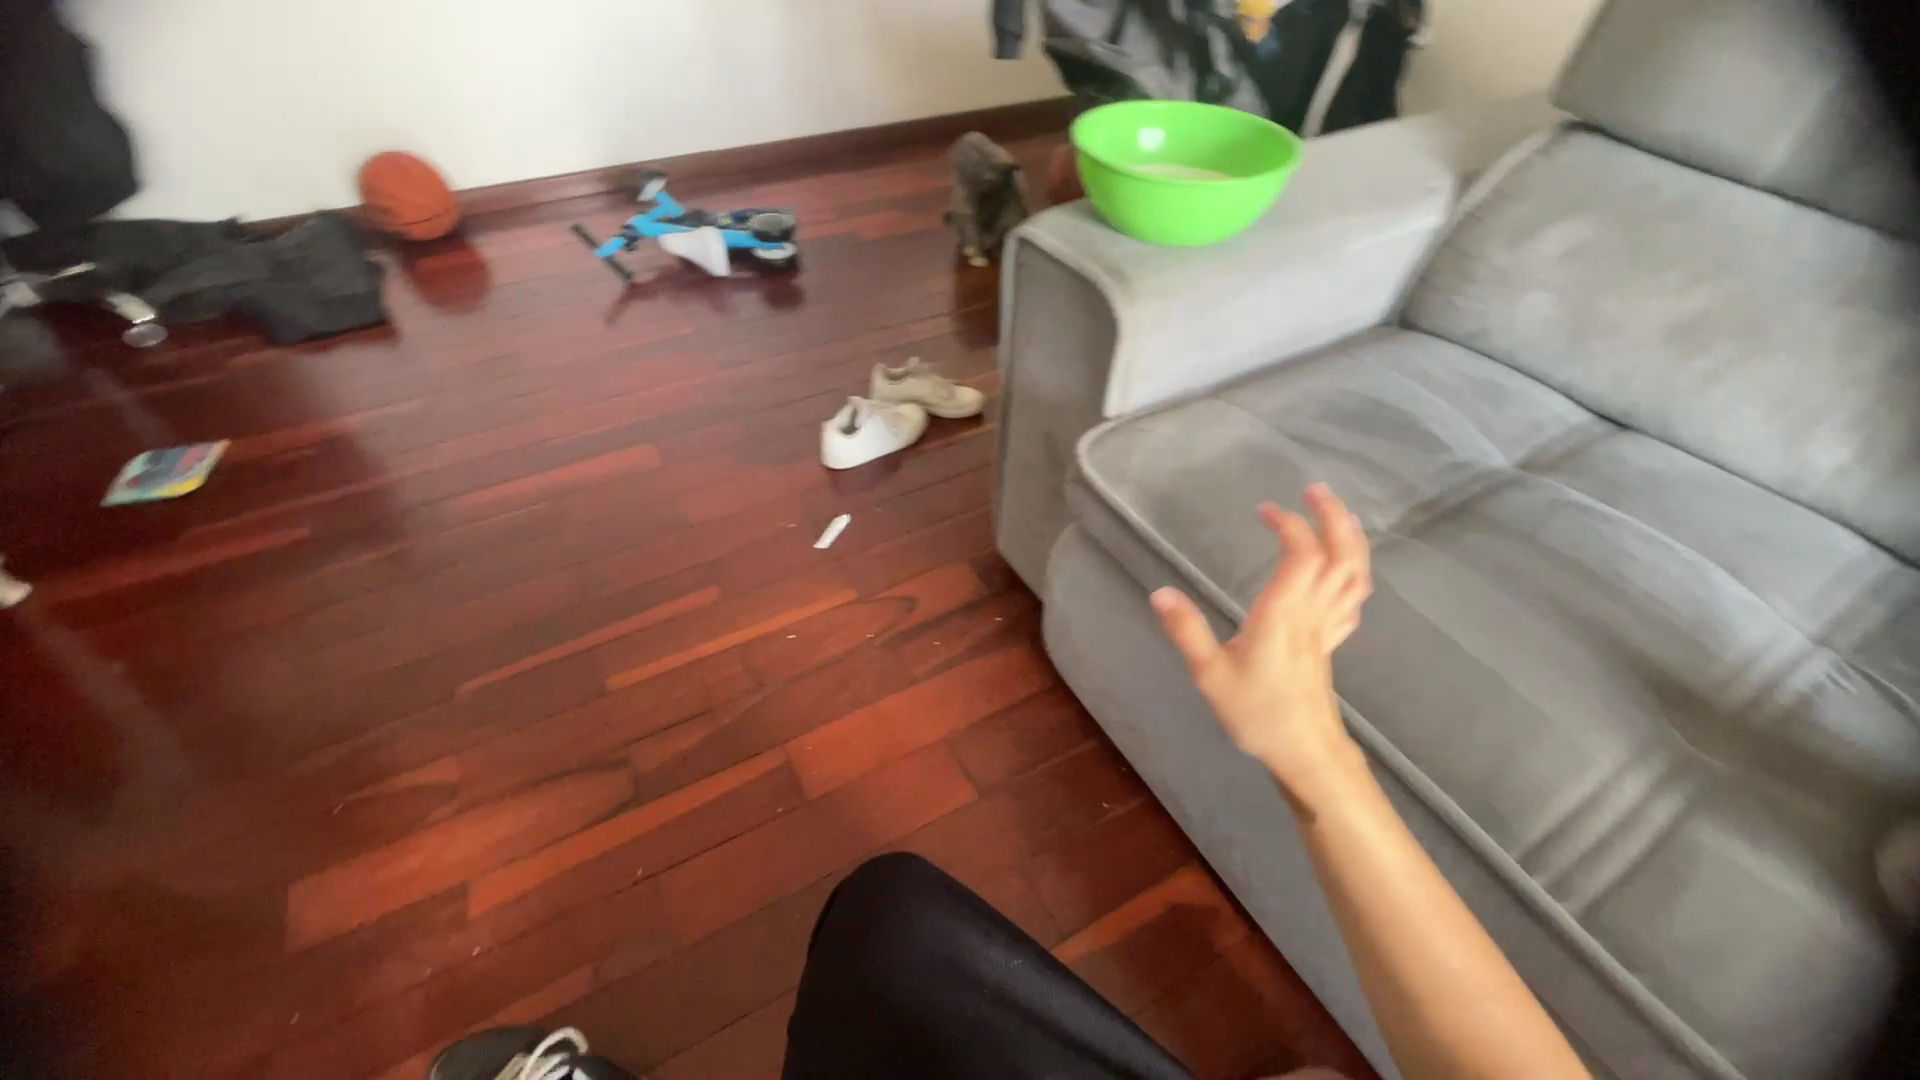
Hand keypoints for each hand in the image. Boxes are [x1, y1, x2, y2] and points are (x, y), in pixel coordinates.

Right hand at [1150, 484, 1371, 794]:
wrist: (1305, 753)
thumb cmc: (1257, 714)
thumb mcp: (1210, 674)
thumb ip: (1186, 631)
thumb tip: (1160, 593)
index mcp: (1284, 614)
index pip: (1301, 555)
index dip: (1289, 525)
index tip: (1265, 510)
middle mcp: (1312, 613)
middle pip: (1341, 555)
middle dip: (1332, 518)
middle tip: (1314, 491)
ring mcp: (1328, 628)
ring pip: (1355, 574)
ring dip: (1350, 539)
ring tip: (1336, 515)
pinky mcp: (1332, 643)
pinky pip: (1353, 600)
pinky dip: (1353, 573)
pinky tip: (1345, 569)